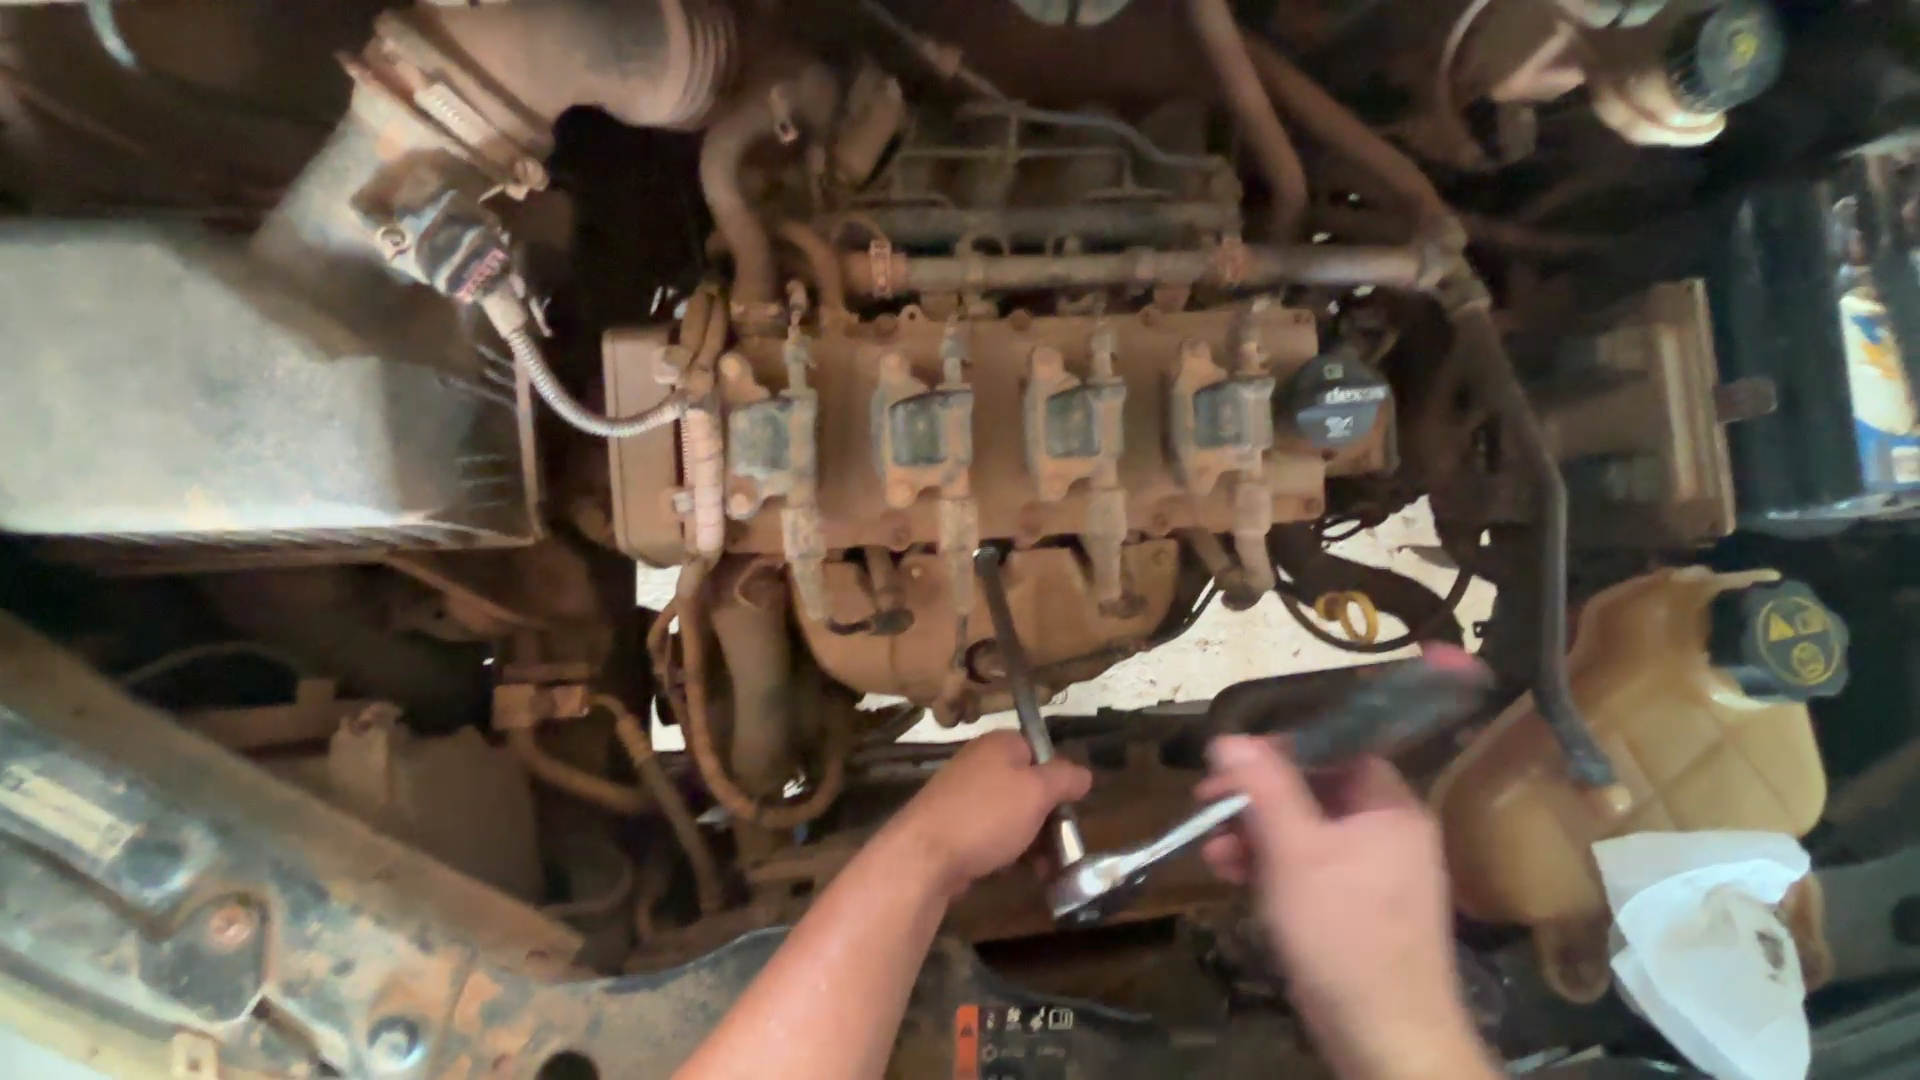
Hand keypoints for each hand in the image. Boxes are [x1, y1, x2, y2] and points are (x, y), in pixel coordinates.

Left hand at [886, 731, 1091, 896]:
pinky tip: (1020, 871)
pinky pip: (992, 832)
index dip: (1059, 778)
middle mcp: (980, 762)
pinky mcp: (955, 825)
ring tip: (1049, 868)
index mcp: (999, 744)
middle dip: (1048, 816)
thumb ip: (1064, 779)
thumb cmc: (987, 815)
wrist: (924, 855)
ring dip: (1033, 839)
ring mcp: (964, 795)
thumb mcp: (1037, 792)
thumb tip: (1084, 774)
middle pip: (1028, 785)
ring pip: (1013, 813)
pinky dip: (1009, 849)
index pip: (1040, 750)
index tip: (1070, 808)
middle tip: (1064, 845)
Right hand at [1199, 737, 1493, 1079]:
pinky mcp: (1354, 912)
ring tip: (1211, 848)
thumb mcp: (1294, 850)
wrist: (1387, 1040)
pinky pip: (1308, 870)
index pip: (1337, 753)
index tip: (1235, 761)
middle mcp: (1388, 836)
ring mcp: (1373, 877)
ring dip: (1253, 835)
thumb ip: (1263, 787)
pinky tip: (1231, 876)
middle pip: (1313, 794)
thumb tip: (1228, 738)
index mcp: (1390, 810)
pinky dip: (1270, 867)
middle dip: (1255, 799)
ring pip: (1304, 834)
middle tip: (1208, 802)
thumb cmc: (1343, 931)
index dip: (1285, 750)